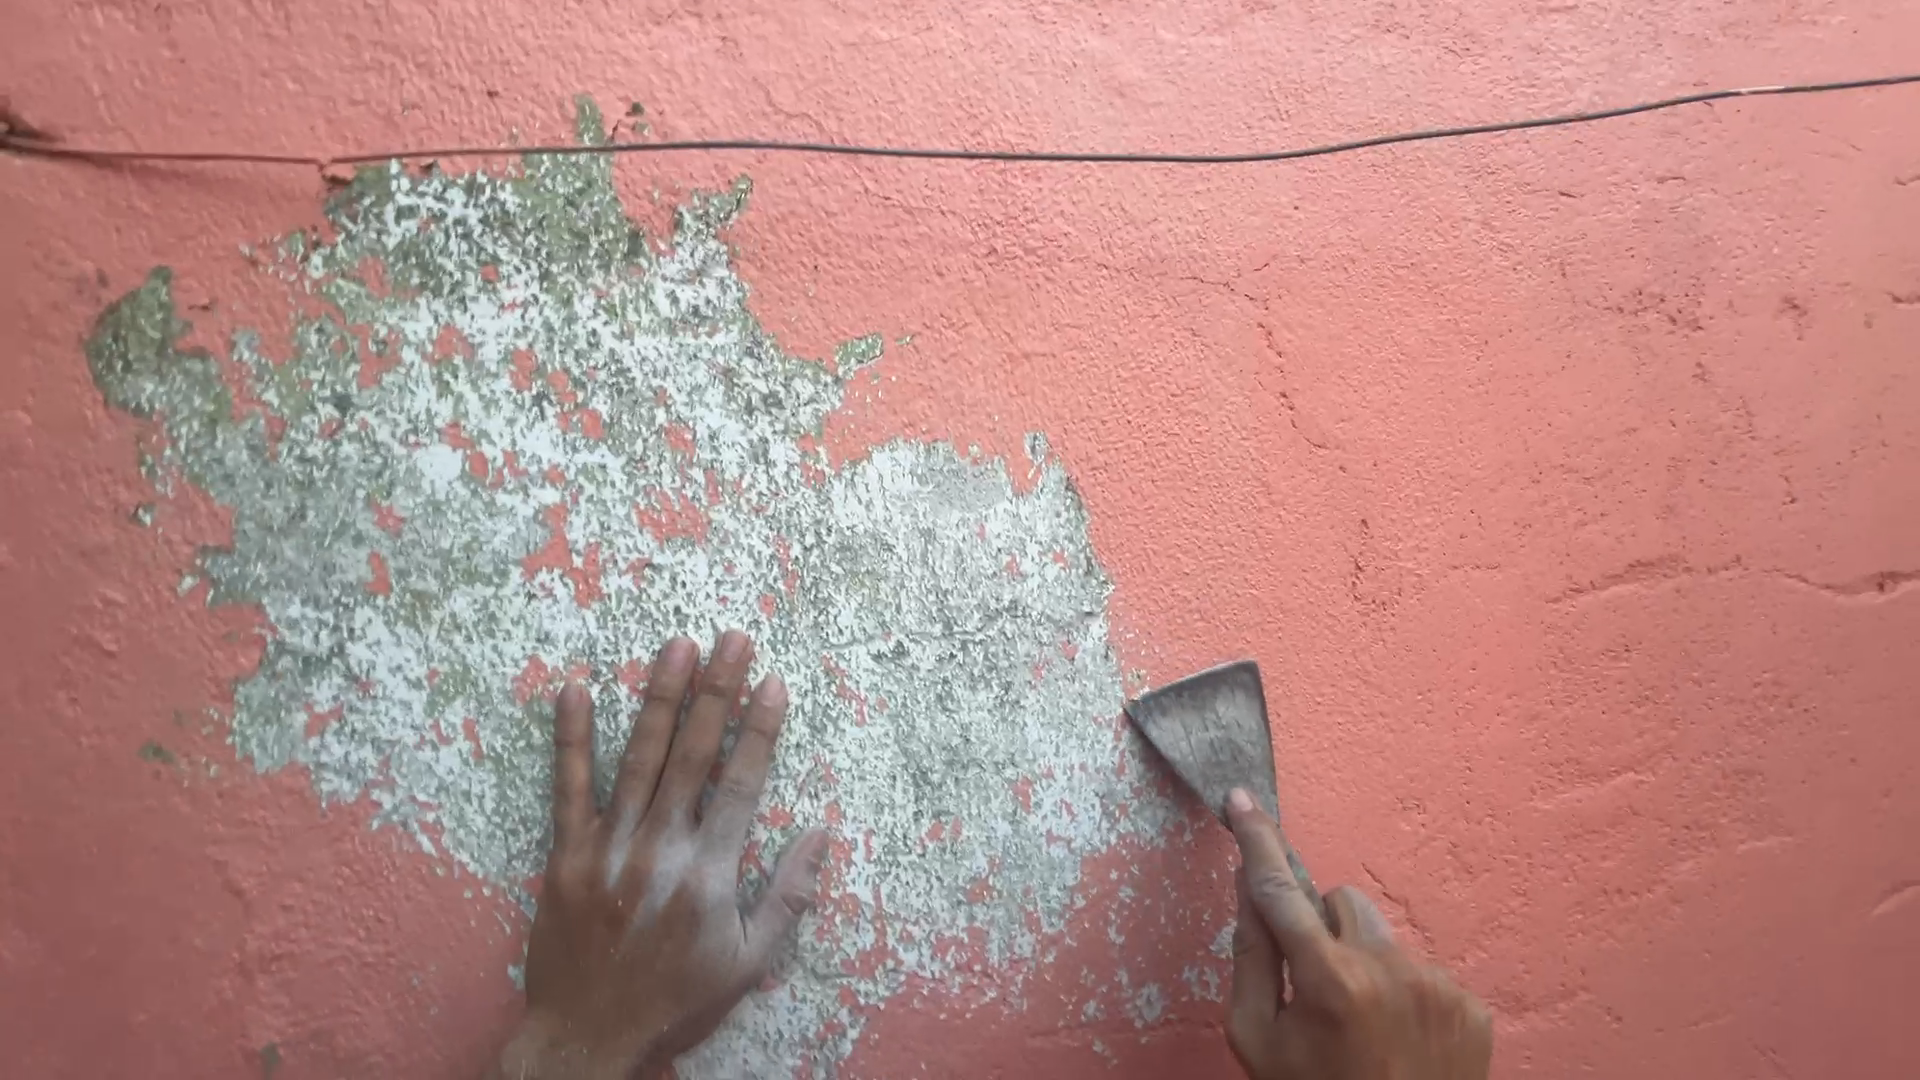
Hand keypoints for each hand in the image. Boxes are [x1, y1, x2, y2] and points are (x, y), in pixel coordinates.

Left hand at [492, 631, 828, 1079]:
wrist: (584, 1046)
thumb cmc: (677, 999)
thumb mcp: (751, 962)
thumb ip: (790, 894)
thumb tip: (822, 831)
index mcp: (710, 873)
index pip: (742, 782)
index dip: (760, 728)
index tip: (773, 681)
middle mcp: (661, 848)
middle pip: (695, 754)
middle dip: (717, 691)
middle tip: (732, 638)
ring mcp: (608, 848)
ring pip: (639, 758)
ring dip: (660, 697)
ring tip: (677, 646)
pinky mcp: (564, 856)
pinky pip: (567, 789)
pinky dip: (571, 738)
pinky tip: (574, 690)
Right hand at [1225, 788, 1491, 1079]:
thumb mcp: (1255, 1035)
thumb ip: (1249, 952)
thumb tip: (1249, 881)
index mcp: (1328, 979)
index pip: (1280, 888)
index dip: (1256, 838)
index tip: (1240, 798)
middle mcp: (1388, 970)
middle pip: (1338, 899)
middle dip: (1318, 922)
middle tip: (1314, 978)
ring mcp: (1437, 986)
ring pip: (1378, 930)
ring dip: (1359, 953)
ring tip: (1361, 1015)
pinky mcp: (1470, 1006)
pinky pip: (1417, 964)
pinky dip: (1398, 985)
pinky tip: (1396, 1033)